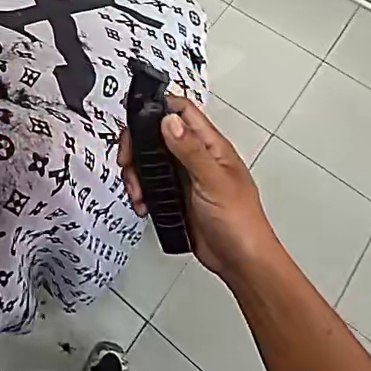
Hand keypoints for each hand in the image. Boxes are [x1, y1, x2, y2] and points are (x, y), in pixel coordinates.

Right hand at [118, 95, 282, 277]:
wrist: (241, 262)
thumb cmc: (242, 222)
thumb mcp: (213, 181)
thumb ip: (190, 149)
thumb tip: (170, 120)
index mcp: (211, 146)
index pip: (182, 111)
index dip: (158, 108)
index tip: (136, 118)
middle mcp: (196, 157)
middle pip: (158, 134)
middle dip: (137, 144)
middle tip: (128, 160)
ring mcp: (185, 177)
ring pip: (151, 160)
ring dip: (137, 172)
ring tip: (138, 188)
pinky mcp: (177, 196)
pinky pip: (152, 184)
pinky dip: (142, 191)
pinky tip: (144, 202)